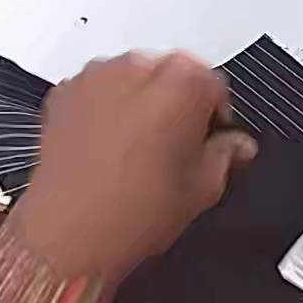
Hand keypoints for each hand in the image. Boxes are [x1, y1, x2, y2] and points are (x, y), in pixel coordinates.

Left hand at [6, 52, 256, 281]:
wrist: (69, 234)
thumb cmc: (137, 211)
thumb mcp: (204, 186)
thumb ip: (226, 155)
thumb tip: (237, 145)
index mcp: (184, 84)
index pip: (214, 83)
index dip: (217, 112)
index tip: (213, 136)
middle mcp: (139, 68)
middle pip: (173, 73)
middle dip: (180, 100)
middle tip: (179, 141)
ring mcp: (97, 77)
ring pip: (134, 77)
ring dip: (143, 99)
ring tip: (141, 145)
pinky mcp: (65, 92)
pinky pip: (99, 89)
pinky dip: (108, 106)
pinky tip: (111, 144)